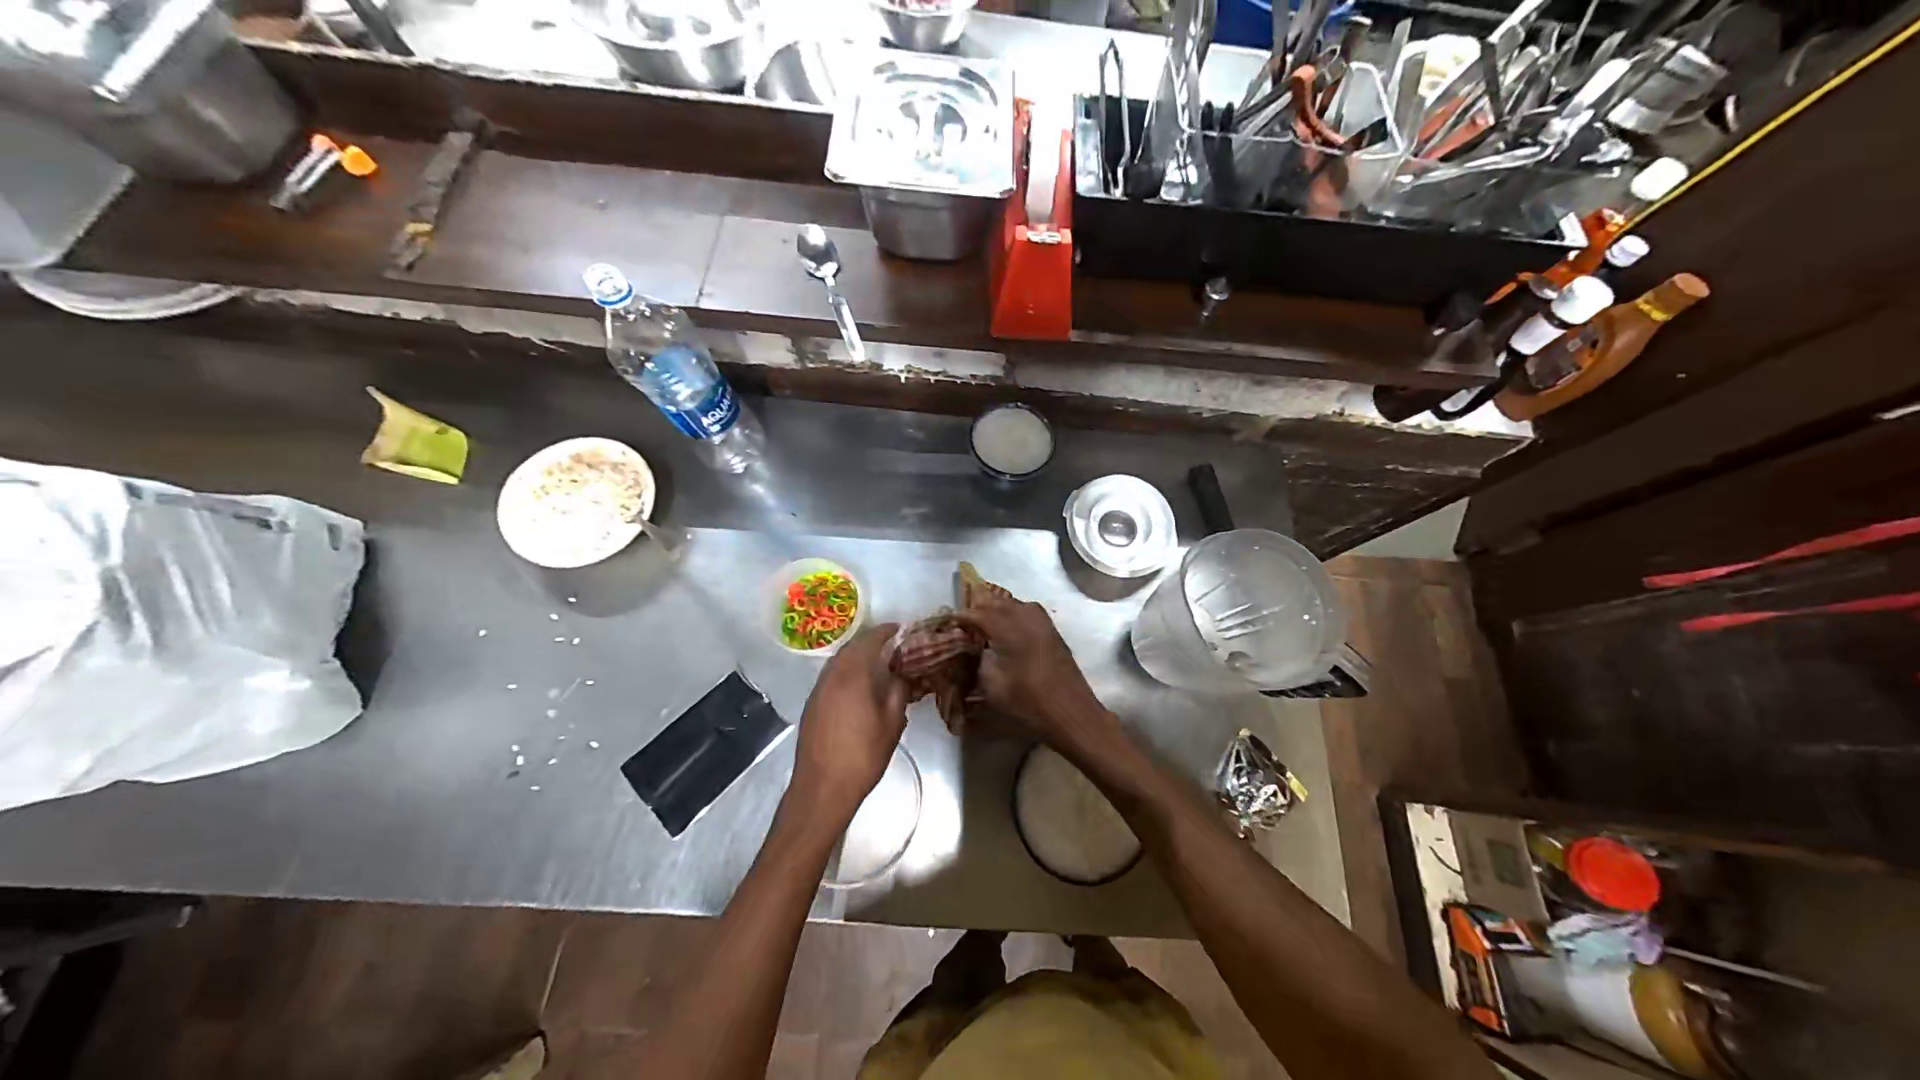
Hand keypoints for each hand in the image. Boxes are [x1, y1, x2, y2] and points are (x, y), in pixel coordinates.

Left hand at [789, 625, 910, 823]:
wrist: (823, 787)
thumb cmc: (863, 755)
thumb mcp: (892, 724)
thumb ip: (898, 693)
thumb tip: (901, 676)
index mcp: (853, 676)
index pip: (869, 641)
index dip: (885, 632)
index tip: (899, 628)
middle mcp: (832, 676)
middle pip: (851, 648)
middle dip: (870, 642)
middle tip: (891, 645)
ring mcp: (818, 691)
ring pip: (839, 662)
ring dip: (857, 657)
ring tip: (877, 663)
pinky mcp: (812, 706)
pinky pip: (831, 677)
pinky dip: (846, 672)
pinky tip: (859, 686)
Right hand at [957, 596, 1107, 743]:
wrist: (1071, 712)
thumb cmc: (1028, 702)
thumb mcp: (991, 684)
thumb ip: (978, 658)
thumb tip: (972, 645)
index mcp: (1008, 626)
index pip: (975, 612)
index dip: (959, 618)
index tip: (946, 627)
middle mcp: (1025, 615)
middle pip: (994, 601)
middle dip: (975, 610)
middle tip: (961, 627)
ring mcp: (1041, 619)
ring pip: (1010, 604)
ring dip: (994, 611)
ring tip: (980, 628)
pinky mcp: (1050, 628)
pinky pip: (1024, 611)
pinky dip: (1010, 615)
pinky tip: (1004, 632)